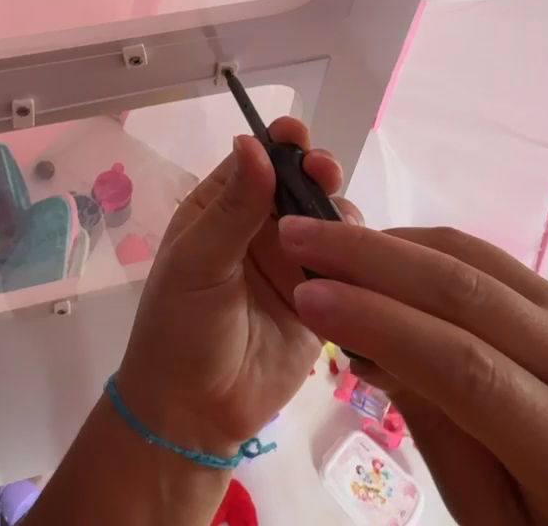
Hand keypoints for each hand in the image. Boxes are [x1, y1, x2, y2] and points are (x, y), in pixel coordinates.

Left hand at [112, 118, 357, 457]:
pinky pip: (348, 268)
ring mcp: (295, 263)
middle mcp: (261, 228)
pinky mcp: (323, 300)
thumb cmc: (179, 327)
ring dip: (340, 212)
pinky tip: (367, 256)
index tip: (295, 134)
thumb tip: (251, 141)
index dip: (278, 143)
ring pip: (330, 222)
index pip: (256, 162)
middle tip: (325, 172)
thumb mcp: (198, 262)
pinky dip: (361, 257)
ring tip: (342, 222)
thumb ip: (232, 207)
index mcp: (222, 208)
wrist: (194, 412)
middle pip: (299, 185)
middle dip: (316, 171)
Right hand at [279, 222, 547, 525]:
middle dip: (366, 257)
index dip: (378, 323)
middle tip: (294, 235)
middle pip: (461, 290)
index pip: (461, 365)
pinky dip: (422, 245)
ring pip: (471, 259)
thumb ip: (444, 442)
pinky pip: (488, 258)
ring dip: (387, 239)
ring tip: (322, 233)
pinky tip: (379, 249)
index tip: (306, 296)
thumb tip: (380, 353)